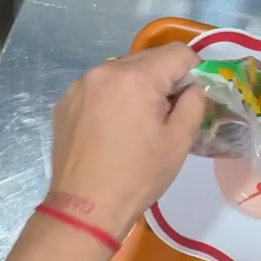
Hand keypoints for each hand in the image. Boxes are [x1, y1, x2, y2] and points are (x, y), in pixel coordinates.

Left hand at [47, 43, 206, 234]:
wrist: (85, 207)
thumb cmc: (138, 176)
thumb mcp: (179, 141)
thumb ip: (194, 102)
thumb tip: (195, 86)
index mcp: (136, 78)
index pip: (177, 52)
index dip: (193, 70)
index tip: (192, 96)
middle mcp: (105, 71)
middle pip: (148, 58)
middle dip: (164, 78)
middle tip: (166, 113)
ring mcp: (81, 84)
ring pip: (123, 71)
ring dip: (137, 86)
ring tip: (137, 122)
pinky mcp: (66, 101)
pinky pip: (100, 86)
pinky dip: (113, 97)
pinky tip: (112, 128)